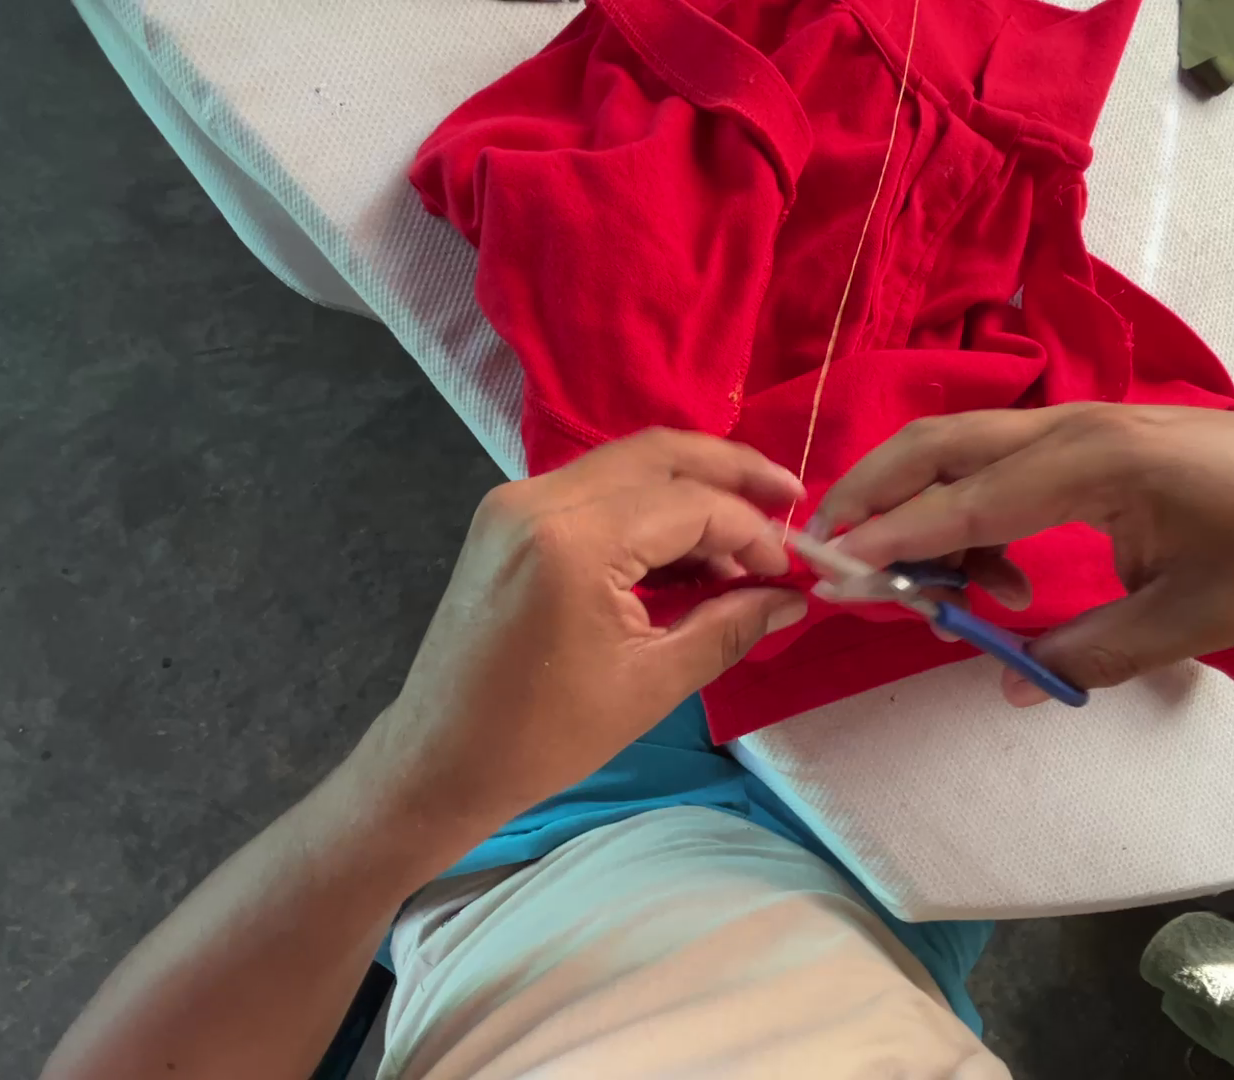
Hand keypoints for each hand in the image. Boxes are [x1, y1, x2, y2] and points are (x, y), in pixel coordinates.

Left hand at [363, 430, 807, 839]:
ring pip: (627, 465)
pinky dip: (646, 507)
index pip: (691, 505)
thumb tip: (792, 597)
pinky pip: (595, 489)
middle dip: (732, 472)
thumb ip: (730, 626)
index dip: (752, 532)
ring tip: (743, 532)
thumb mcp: (652, 683)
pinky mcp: (508, 515)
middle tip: (788, 497)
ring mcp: (516, 500)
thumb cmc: (545, 736)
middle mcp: (540, 498)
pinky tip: (684, 543)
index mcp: (575, 540)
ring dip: (690, 488)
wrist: (441, 757)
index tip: (786, 569)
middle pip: (660, 455)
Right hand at [812, 404, 1233, 703]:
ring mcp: (1066, 429)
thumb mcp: (1195, 619)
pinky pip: (984, 472)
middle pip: (934, 445)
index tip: (835, 570)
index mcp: (1098, 462)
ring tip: (945, 596)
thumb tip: (1011, 688)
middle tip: (826, 545)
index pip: (965, 500)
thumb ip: (1095, 655)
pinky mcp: (1070, 444)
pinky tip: (1000, 578)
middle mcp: (1066, 429)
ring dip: (915, 514)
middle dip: (868, 492)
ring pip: (949, 453)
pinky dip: (961, 521)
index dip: (893, 539)